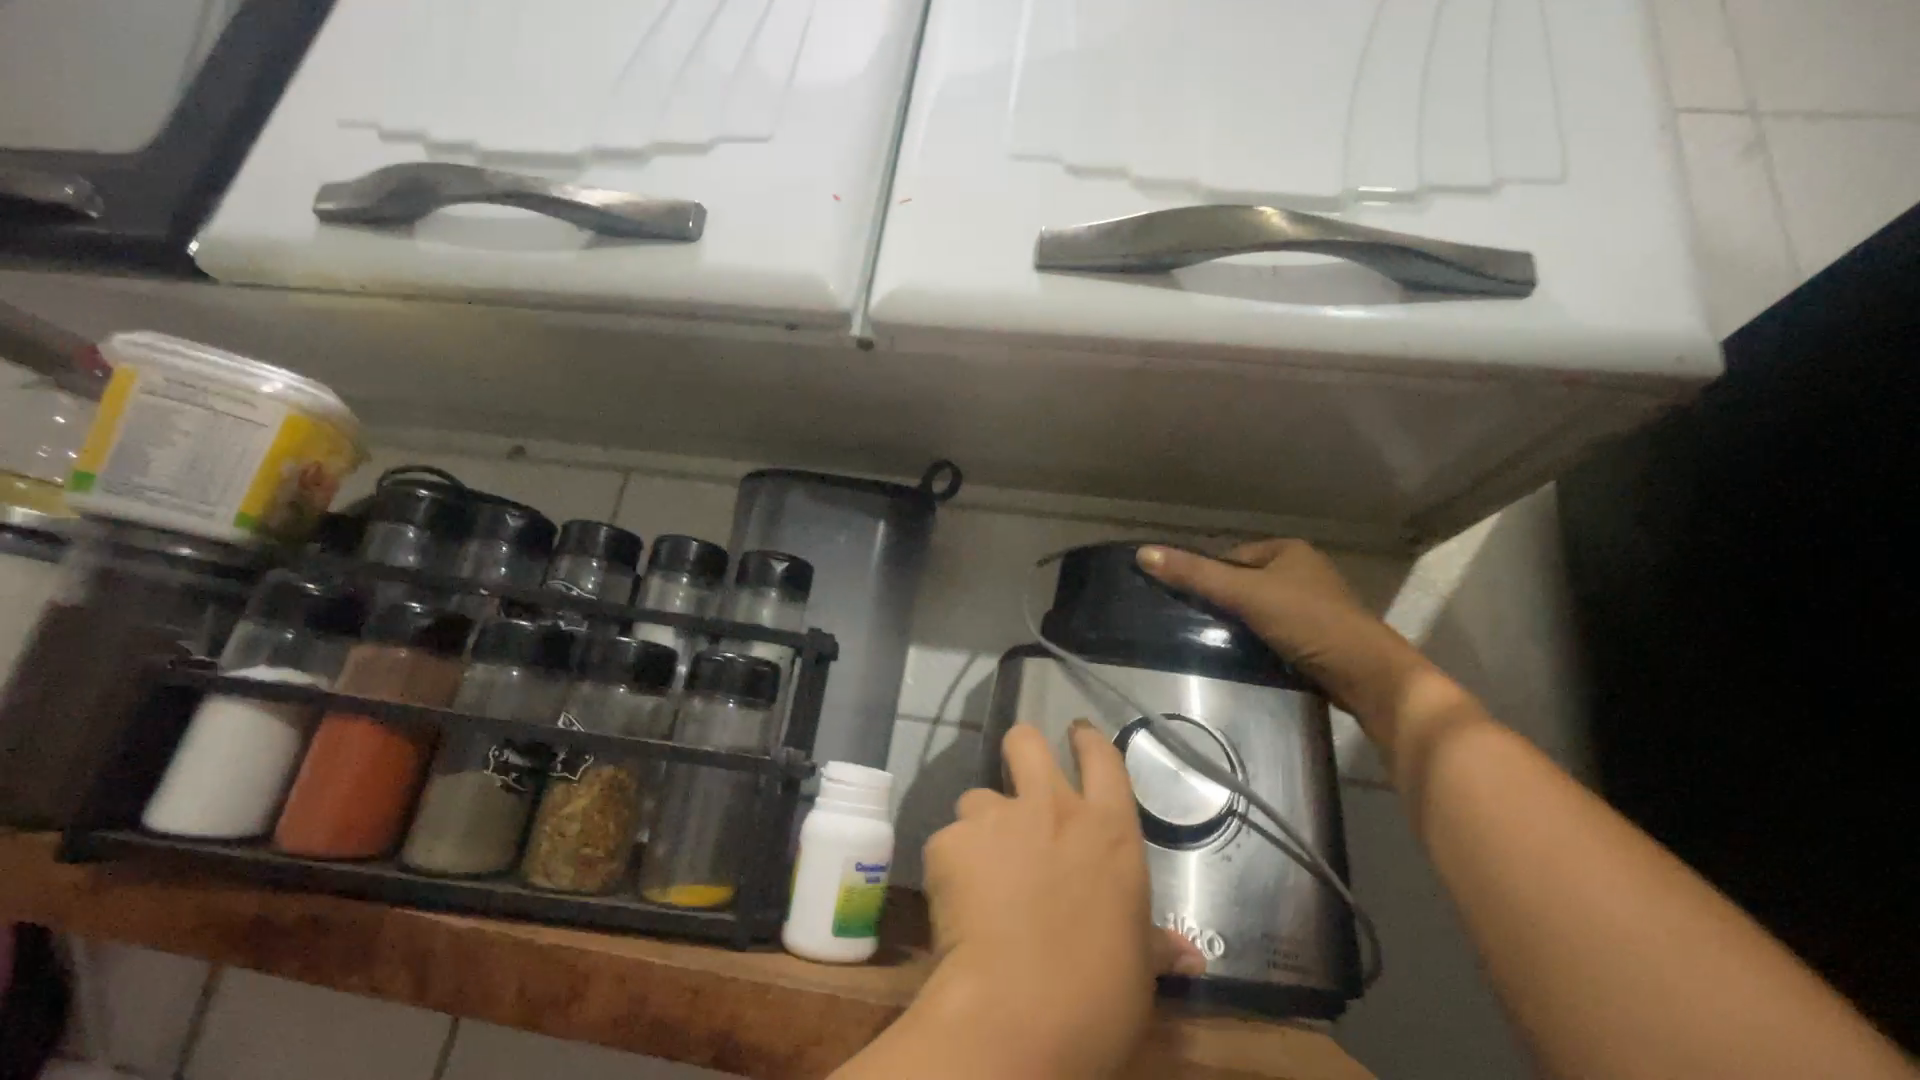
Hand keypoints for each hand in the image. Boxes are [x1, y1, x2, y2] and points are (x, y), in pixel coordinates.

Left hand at [914, 723, 1204, 1078]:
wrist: (1021, 1007)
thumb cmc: (1100, 989)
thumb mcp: (1138, 965)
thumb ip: (1154, 945)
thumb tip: (1191, 958)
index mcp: (1108, 829)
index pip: (1102, 758)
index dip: (1087, 740)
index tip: (1078, 734)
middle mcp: (1052, 807)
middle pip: (1027, 742)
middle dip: (1021, 748)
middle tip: (1018, 773)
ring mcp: (997, 819)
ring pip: (976, 796)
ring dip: (980, 824)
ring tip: (980, 868)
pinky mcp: (950, 842)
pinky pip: (947, 843)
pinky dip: (950, 866)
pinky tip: (956, 904)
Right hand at [1136, 540, 1442, 741]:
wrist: (1366, 674)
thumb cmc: (1307, 621)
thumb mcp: (1245, 594)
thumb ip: (1195, 575)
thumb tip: (1143, 553)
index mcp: (1288, 550)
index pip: (1231, 557)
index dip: (1207, 577)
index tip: (1187, 603)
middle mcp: (1303, 571)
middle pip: (1244, 583)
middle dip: (1223, 603)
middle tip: (1198, 627)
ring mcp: (1313, 606)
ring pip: (1259, 610)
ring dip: (1240, 626)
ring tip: (1218, 645)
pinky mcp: (1317, 637)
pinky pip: (1275, 633)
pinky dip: (1259, 643)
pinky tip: (1247, 659)